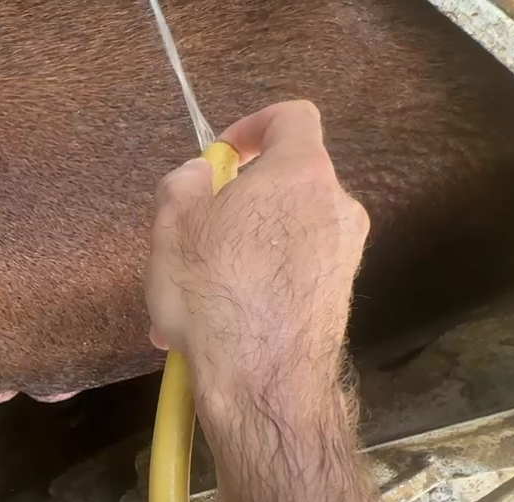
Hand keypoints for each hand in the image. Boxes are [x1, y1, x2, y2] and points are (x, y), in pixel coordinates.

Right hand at [146, 100, 369, 427]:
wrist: (259, 371)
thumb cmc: (211, 290)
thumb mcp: (171, 230)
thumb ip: (181, 186)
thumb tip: (198, 173)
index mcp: (297, 172)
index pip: (290, 118)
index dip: (251, 127)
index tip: (218, 157)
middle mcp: (334, 202)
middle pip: (281, 186)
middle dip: (232, 210)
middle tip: (188, 248)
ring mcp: (342, 250)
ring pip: (279, 237)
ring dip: (235, 257)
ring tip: (190, 305)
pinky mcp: (334, 292)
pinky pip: (287, 275)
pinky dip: (251, 288)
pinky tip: (215, 326)